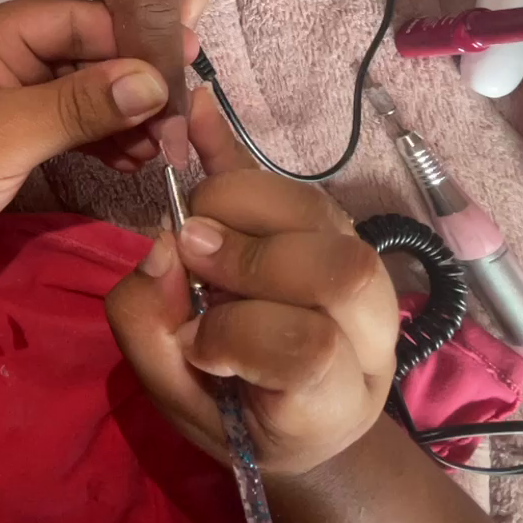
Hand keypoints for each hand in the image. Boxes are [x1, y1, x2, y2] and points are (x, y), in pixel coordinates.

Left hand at [0, 0, 195, 258]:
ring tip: (161, 148)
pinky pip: (66, 123)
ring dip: (120, 117)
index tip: (186, 60)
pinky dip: (98, 139)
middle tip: (180, 119)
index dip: (132, 37)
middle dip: (132, 86)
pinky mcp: (10, 130)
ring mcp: (6, 93)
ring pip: (79, 92)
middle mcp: (0, 54)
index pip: (75, 18)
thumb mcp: (9, 133)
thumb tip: (155, 81)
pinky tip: (131, 160)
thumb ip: (81, 104)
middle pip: (82, 55)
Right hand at [106, 87, 399, 476]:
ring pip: (322, 213)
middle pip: (338, 269)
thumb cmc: (230, 410)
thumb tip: (163, 244)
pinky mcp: (331, 226)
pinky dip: (234, 147)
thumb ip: (151, 328)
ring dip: (244, 203)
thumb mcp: (174, 395)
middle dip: (249, 254)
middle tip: (193, 254)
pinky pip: (288, 177)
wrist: (291, 410)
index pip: (311, 349)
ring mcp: (363, 271)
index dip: (242, 333)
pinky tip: (197, 111)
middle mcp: (372, 332)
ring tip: (202, 221)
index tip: (197, 341)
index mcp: (335, 398)